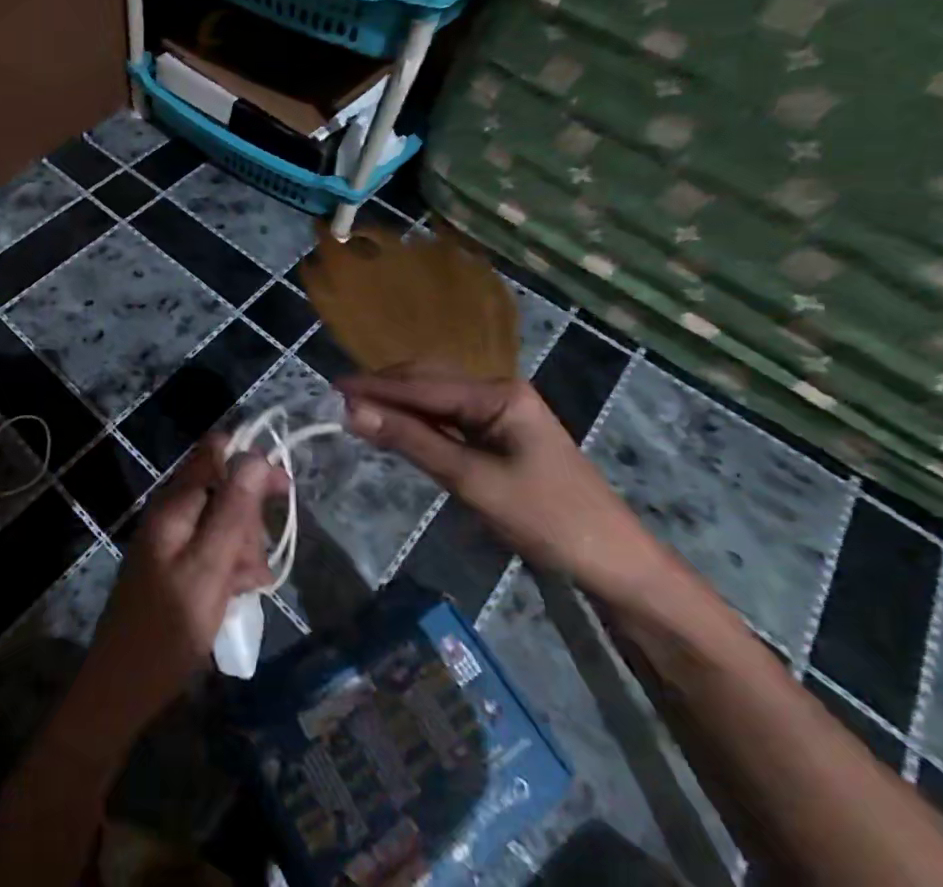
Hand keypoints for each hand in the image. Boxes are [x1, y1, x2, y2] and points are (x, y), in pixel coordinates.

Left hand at [76, 439, 287, 732]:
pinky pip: (216, 553)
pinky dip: (233, 568)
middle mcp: (172, 515)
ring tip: (248, 586)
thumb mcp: (209, 566)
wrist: (125, 685)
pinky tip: (243, 593)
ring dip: (245, 549)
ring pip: (225, 524)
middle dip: (249, 520)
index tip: (282, 492)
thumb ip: (232, 510)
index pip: (216, 454)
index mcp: (174, 506)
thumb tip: (254, 455)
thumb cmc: (169, 626)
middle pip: (225, 491)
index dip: (252, 464)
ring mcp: (174, 542)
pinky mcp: (179, 568)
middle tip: (253, 561)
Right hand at [337, 363, 670, 606]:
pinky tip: (396, 431)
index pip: (422, 386)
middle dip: (385, 391)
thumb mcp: (471, 480)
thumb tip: (353, 412)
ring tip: (356, 413)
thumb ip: (412, 442)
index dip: (375, 387)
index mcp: (500, 394)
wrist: (612, 560)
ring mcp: (502, 415)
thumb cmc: (546, 518)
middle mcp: (500, 393)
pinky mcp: (501, 437)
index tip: (331, 387)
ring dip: (399, 407)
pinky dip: (419, 425)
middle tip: (338, 403)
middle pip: (430, 383)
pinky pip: (450, 422)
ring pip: (437, 402)